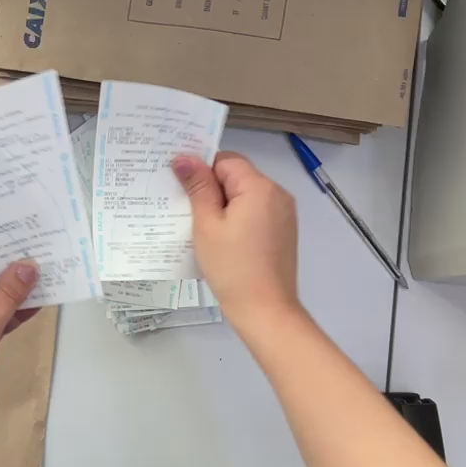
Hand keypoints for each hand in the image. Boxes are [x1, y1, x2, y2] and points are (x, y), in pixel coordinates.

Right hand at [175, 151, 303, 327]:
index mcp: (259, 187)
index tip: (182, 190)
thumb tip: (184, 157)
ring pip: (245, 195)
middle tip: (186, 210)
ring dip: (223, 205)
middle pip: (237, 176)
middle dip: (212, 189)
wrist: (264, 308)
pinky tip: (222, 240)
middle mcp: (277, 193)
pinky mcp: (283, 230)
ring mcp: (283, 213)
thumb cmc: (231, 266)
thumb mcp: (207, 225)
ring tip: (202, 228)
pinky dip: (237, 218)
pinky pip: (255, 212)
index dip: (202, 171)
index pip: (225, 161)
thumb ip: (198, 187)